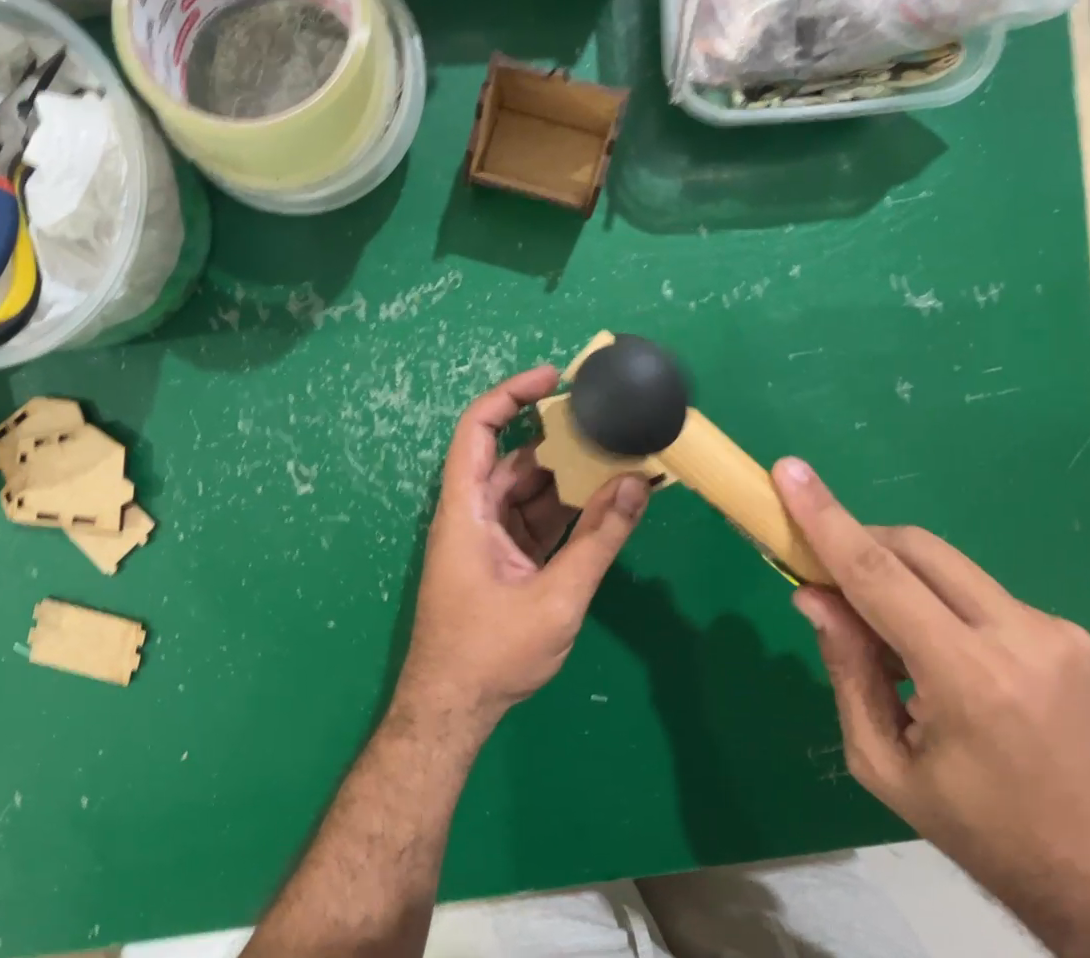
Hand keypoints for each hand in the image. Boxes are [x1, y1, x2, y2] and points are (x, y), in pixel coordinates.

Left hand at [397, 366, 650, 727]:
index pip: (480, 430)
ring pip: (530, 493)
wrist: (452, 710)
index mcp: (466, 511)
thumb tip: (637, 485)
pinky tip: (608, 506)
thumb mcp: (555, 598)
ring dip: (571, 481)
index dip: (511, 395)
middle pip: (514, 460)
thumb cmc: (491, 653)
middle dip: (561, 441)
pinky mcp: (502, 563)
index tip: (555, 379)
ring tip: (623, 462)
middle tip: (612, 426)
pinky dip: (568, 515)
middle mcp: (472, 515)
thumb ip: (598, 540)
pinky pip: (536, 523)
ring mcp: (487, 540)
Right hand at [770, 458, 1089, 955]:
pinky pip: (982, 598)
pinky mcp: (1073, 637)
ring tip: (883, 643)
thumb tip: (815, 599)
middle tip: (821, 574)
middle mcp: (1023, 635)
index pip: (880, 576)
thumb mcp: (888, 767)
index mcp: (971, 677)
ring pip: (951, 571)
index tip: (789, 471)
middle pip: (919, 551)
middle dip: (860, 543)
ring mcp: (1058, 632)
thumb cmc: (986, 835)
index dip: (826, 520)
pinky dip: (939, 606)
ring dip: (900, 582)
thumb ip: (849, 672)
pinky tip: (934, 660)